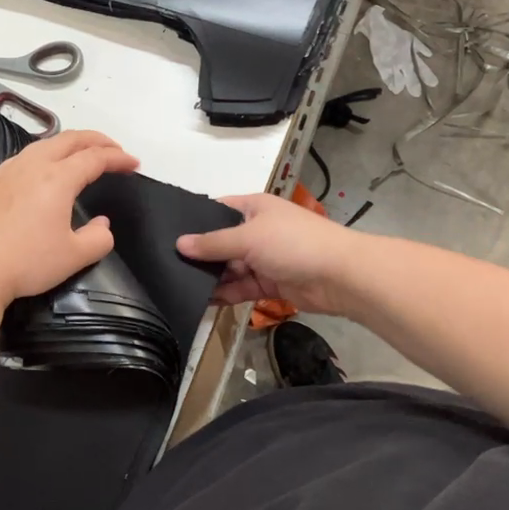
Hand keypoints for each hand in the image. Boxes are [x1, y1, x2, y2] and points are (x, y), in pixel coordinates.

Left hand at [0, 130, 139, 307]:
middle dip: (96, 140)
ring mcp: (7, 171)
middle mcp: (32, 165)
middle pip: (70, 140)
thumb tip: (102, 225)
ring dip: (69, 144)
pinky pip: (25, 156)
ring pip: (44, 144)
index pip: (95, 158)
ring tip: (82, 154)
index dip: (117, 158)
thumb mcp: (73, 257)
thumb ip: (98, 239)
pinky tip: (44, 169)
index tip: (133, 163)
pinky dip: (46, 154)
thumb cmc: (25, 262)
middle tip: (114, 150)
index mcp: (57, 178)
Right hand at [176, 193, 353, 313]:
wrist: (341, 276)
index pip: (217, 210)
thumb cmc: (294, 243)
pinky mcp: (271, 284)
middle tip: (167, 266)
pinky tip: (203, 301)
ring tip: (179, 286)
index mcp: (254, 208)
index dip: (195, 221)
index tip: (167, 234)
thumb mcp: (248, 238)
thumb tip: (179, 244)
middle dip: (200, 255)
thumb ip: (213, 244)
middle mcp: (257, 230)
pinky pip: (242, 287)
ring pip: (230, 268)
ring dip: (211, 278)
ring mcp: (265, 258)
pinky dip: (226, 294)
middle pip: (221, 242)